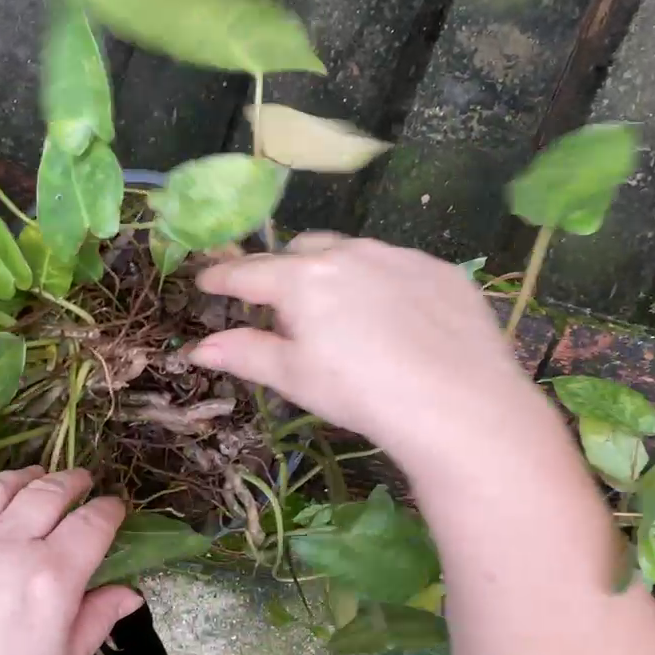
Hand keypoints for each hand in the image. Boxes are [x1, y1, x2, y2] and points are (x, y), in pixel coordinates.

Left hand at [0, 449, 141, 654]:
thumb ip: (97, 619)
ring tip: (36, 476)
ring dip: (25, 475)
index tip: (115, 507)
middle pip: (48, 494)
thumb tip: (132, 593)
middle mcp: (8, 544)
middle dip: (72, 482)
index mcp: (52, 577)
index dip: (109, 510)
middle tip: (81, 482)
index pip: (92, 524)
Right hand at [190, 233, 561, 488]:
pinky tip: (392, 323)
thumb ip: (244, 354)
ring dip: (333, 273)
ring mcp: (399, 256)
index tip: (205, 280)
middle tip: (283, 309)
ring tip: (340, 316)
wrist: (457, 404)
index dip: (222, 277)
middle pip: (301, 250)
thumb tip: (196, 348)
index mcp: (303, 279)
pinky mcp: (440, 271)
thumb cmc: (358, 393)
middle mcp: (349, 253)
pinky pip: (396, 266)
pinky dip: (380, 284)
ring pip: (351, 253)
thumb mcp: (293, 378)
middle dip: (282, 271)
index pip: (249, 272)